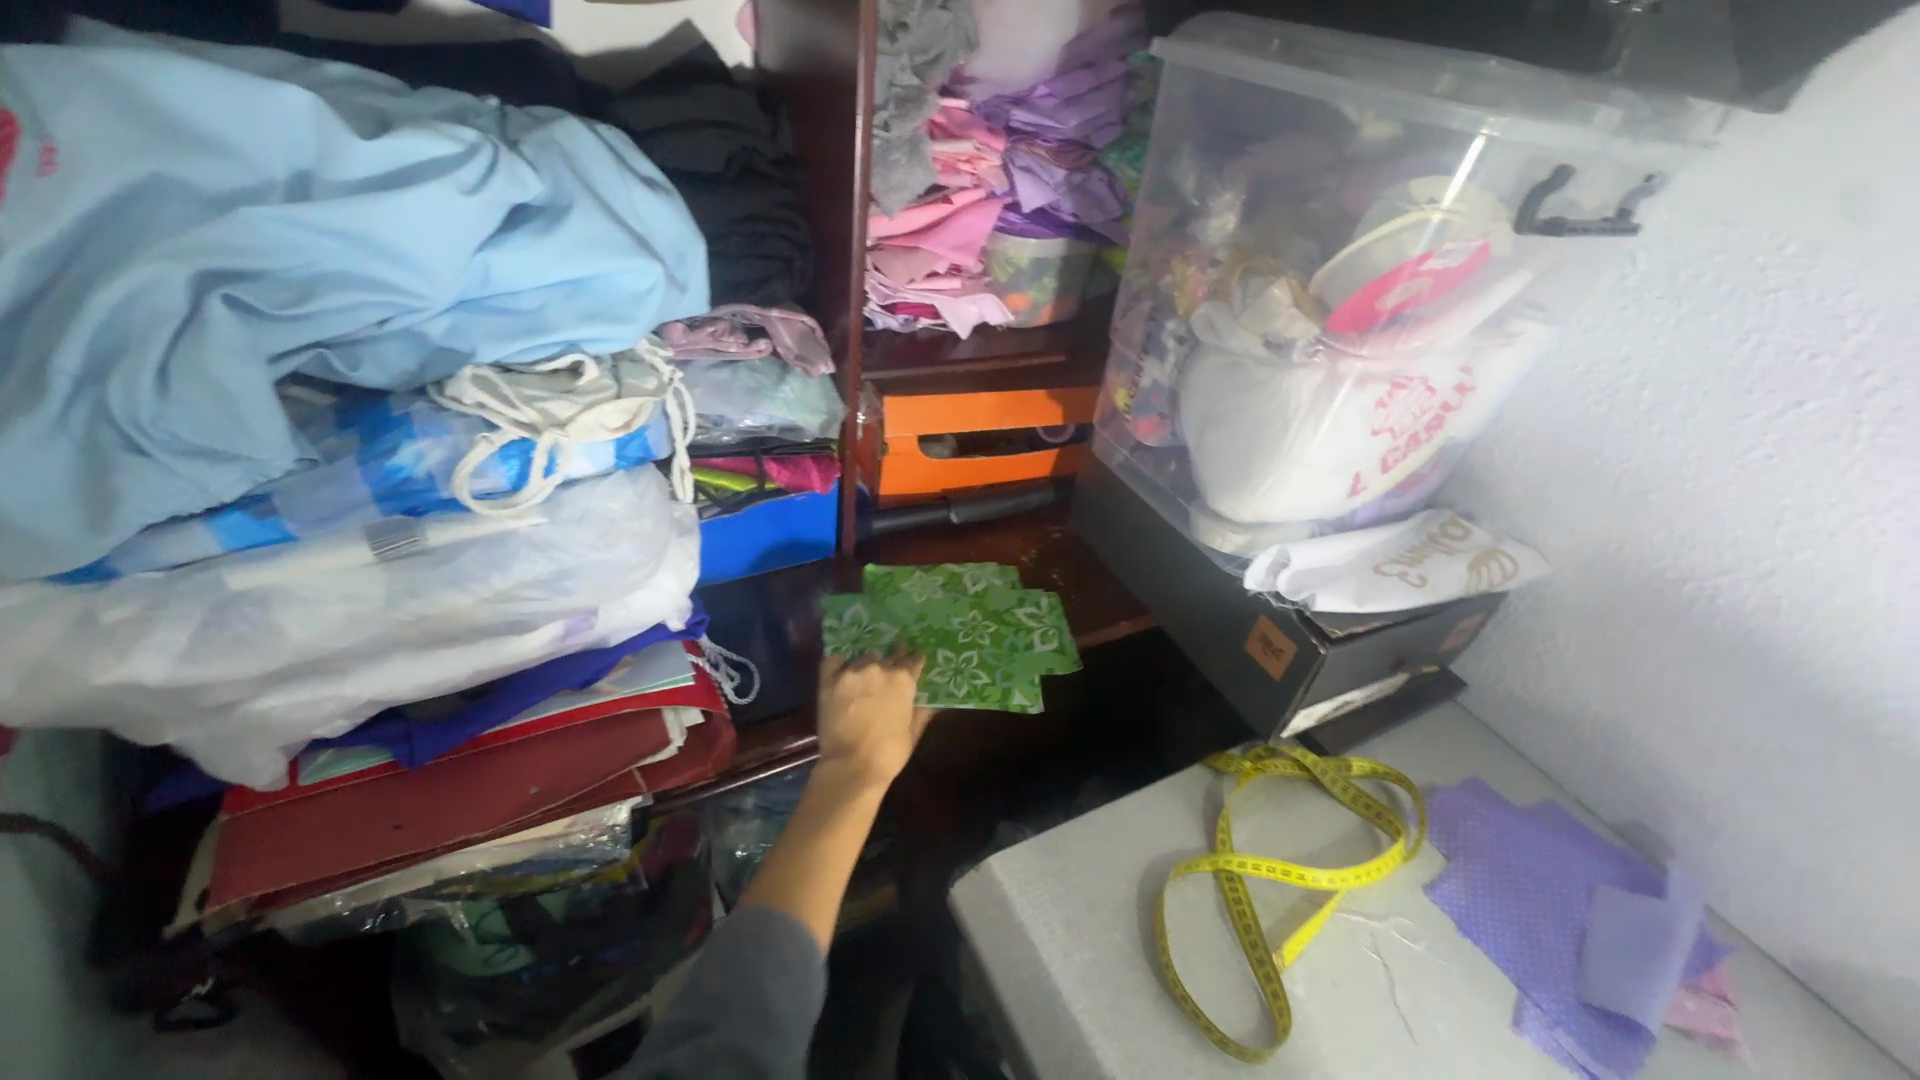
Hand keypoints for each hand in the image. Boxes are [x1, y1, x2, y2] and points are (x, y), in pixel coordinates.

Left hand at [815, 651, 933, 788]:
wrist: (851, 766)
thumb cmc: (889, 753)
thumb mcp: (913, 731)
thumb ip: (922, 710)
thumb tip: (931, 699)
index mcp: (903, 679)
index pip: (914, 659)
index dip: (915, 660)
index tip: (915, 662)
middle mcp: (879, 668)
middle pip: (890, 655)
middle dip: (894, 660)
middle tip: (892, 669)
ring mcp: (852, 671)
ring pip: (864, 657)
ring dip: (868, 664)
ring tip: (866, 676)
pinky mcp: (829, 680)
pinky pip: (834, 660)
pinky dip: (839, 663)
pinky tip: (842, 671)